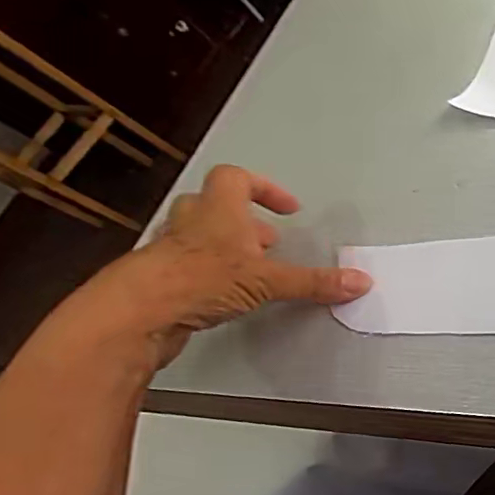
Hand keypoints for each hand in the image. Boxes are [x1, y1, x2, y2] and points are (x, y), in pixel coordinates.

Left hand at [68, 164, 371, 366]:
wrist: (133, 316)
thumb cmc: (198, 281)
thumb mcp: (268, 281)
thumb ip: (314, 282)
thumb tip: (361, 282)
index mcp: (217, 212)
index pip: (235, 178)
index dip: (264, 188)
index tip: (288, 209)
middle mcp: (190, 224)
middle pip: (213, 205)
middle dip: (245, 221)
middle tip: (269, 242)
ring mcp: (169, 251)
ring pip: (198, 234)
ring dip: (226, 246)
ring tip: (252, 268)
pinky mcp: (159, 280)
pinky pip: (188, 265)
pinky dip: (210, 273)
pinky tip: (225, 294)